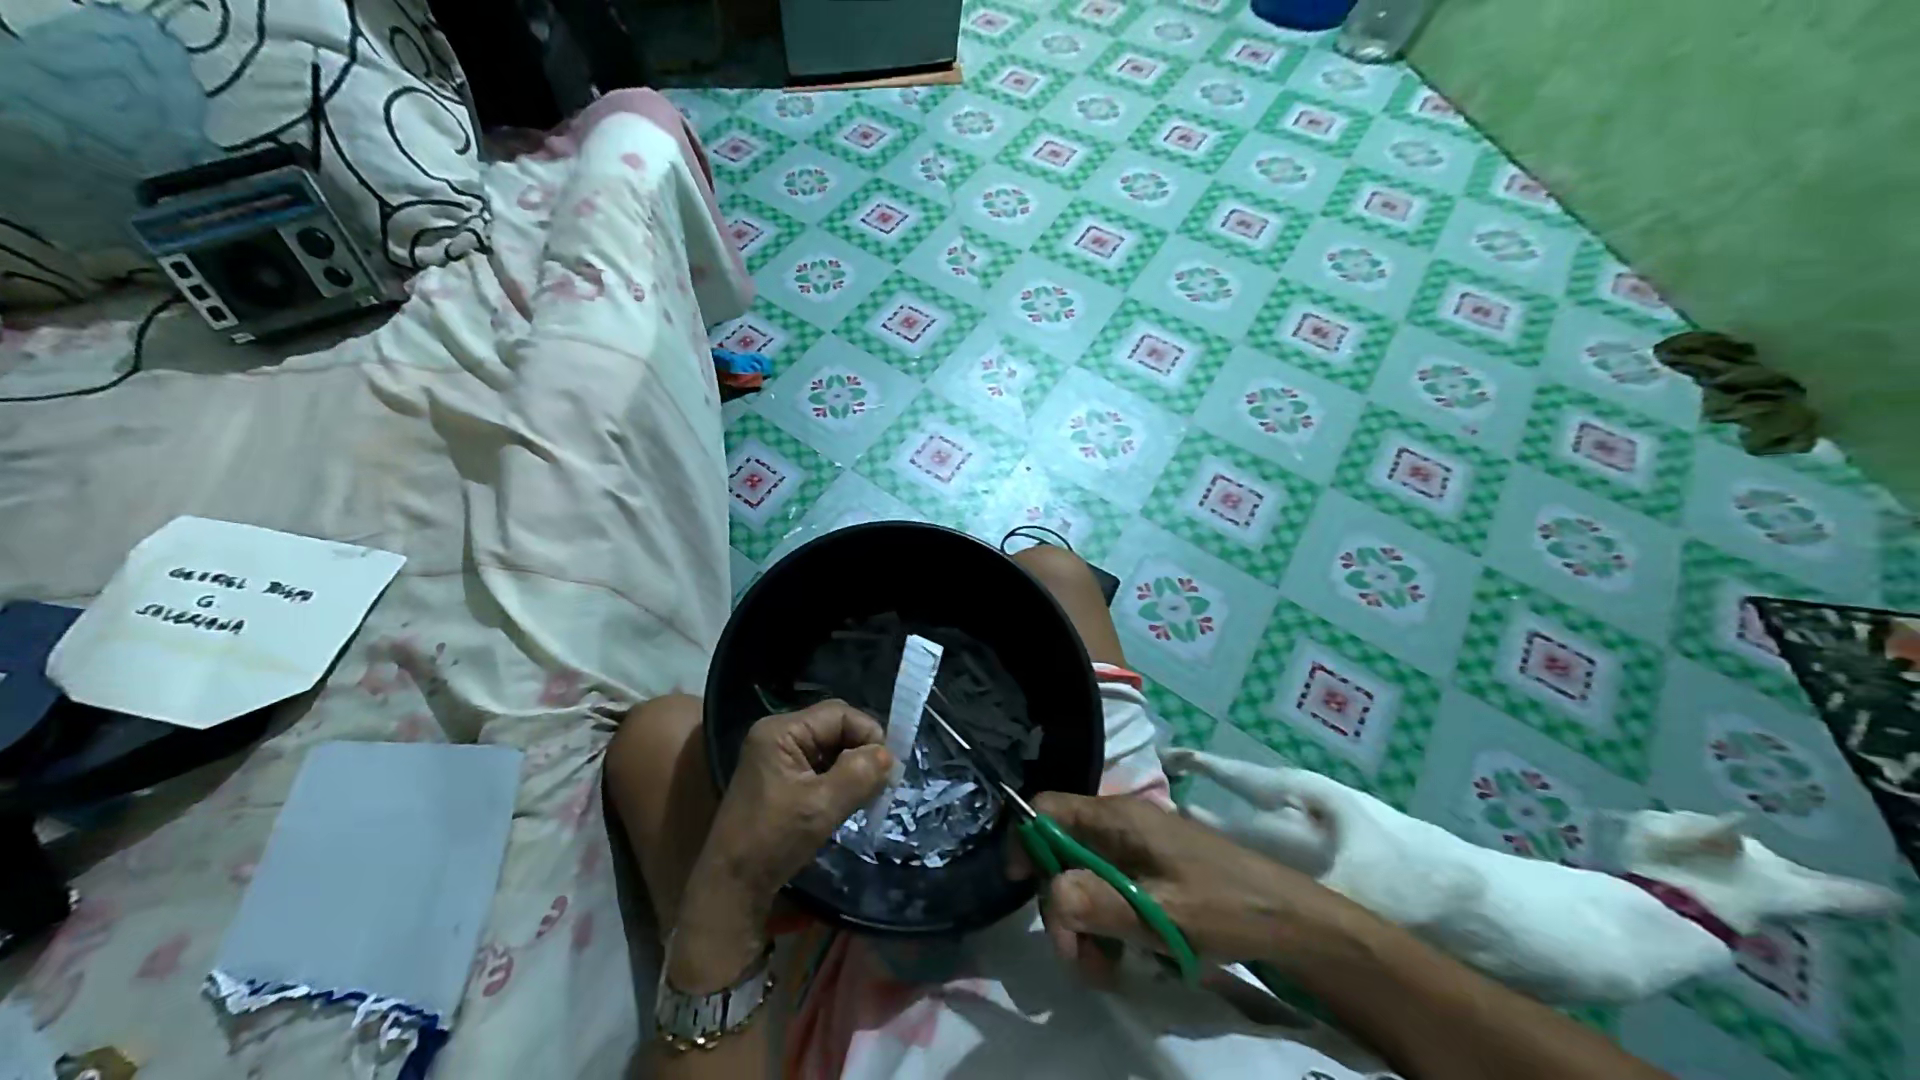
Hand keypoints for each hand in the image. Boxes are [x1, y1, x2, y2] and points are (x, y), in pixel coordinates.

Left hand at [694, 700, 893, 915]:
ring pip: (831, 747)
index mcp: (781, 731)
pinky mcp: (782, 777)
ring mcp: (778, 756)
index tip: (886, 768)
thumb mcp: (822, 806)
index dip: (868, 735)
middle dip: (862, 751)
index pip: (840, 714)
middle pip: (836, 727)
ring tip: (869, 793)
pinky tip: (850, 799)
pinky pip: (821, 764)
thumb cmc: (773, 840)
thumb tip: (888, 756)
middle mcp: (778, 735)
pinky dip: (840, 778)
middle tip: (881, 782)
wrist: (732, 886)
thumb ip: (859, 774)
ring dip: (853, 767)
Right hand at [1011, 793, 1346, 975]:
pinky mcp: (1148, 869)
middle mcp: (1118, 824)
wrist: (1290, 919)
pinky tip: (1122, 955)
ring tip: (1104, 968)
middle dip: (1059, 903)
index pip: (1046, 809)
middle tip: (1079, 957)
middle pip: (1059, 850)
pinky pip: (1107, 888)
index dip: (1026, 843)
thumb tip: (1046, 893)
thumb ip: (1099, 903)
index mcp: (1116, 818)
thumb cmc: (1225, 907)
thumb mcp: (1160, 913)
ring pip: (1081, 874)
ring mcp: (1134, 846)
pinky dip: (1105, 921)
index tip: (1023, 891)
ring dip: (1082, 921)